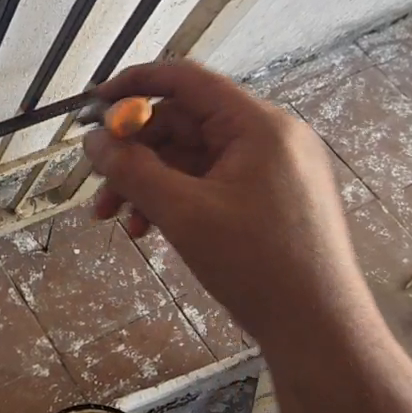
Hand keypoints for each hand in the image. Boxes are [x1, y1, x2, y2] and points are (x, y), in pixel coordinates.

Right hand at [80, 61, 375, 349]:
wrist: (320, 332)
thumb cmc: (255, 264)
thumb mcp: (182, 213)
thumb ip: (131, 170)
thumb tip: (92, 140)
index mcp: (258, 125)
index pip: (186, 80)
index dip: (134, 85)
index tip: (92, 106)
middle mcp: (268, 137)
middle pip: (181, 123)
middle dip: (133, 153)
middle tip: (96, 182)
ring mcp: (270, 169)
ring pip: (188, 157)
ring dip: (145, 182)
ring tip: (112, 217)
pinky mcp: (267, 198)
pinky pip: (206, 182)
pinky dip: (171, 198)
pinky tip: (146, 230)